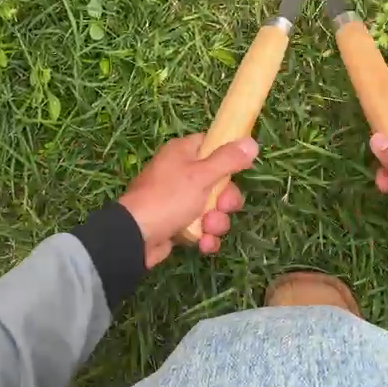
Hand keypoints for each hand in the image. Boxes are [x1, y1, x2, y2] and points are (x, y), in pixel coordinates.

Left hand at [119, 134, 256, 267]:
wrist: (136, 236)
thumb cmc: (168, 197)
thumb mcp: (201, 175)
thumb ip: (228, 160)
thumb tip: (251, 142)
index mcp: (182, 153)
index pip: (211, 144)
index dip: (228, 156)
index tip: (241, 168)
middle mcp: (181, 172)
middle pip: (218, 181)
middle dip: (225, 200)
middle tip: (222, 207)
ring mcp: (179, 199)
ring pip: (212, 208)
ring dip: (216, 222)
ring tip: (207, 229)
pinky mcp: (178, 223)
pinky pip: (201, 227)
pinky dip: (205, 236)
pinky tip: (203, 244)